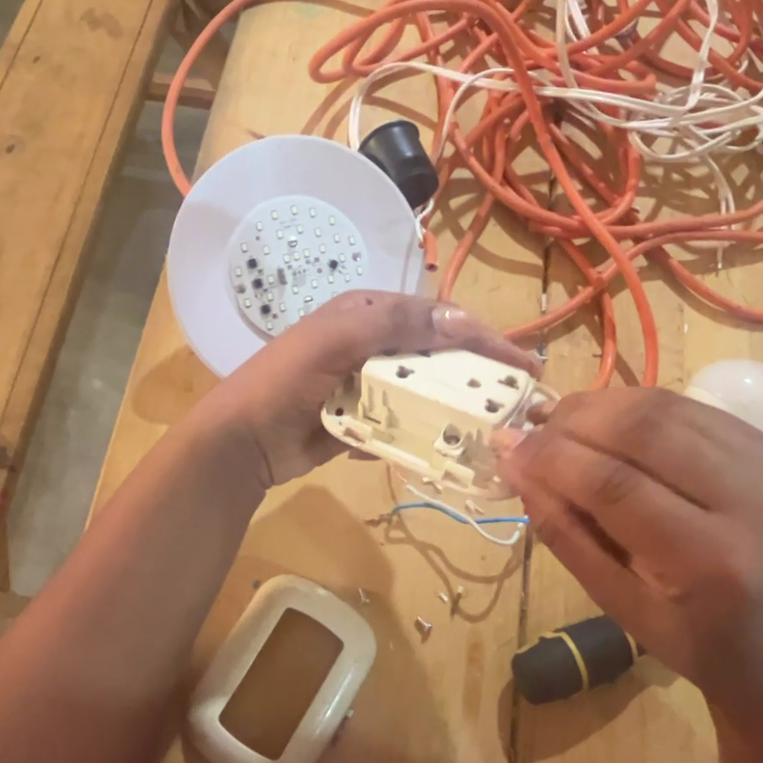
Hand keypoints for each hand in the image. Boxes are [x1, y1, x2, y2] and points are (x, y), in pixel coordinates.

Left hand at [197, 291, 537, 488]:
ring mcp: (366, 385)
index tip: (520, 362)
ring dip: (453, 407)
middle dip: (475, 373)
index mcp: (366, 314)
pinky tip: (448, 448)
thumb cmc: (285, 380)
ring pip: (423, 391)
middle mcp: (370, 344)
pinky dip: (422, 434)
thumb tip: (460, 318)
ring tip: (494, 428)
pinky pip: (403, 423)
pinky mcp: (363, 421)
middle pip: (436, 354)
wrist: (242, 440)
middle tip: (517, 398)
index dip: (480, 335)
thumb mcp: (336, 340)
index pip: (436, 316)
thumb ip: (395, 325)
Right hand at [495, 387, 762, 717]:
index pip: (617, 486)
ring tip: (560, 419)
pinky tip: (606, 421)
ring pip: (667, 407)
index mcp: (712, 562)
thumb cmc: (686, 636)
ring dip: (601, 405)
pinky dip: (636, 407)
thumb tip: (515, 463)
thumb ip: (563, 530)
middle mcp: (754, 505)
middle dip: (575, 421)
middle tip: (531, 425)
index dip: (554, 458)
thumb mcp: (614, 601)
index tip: (507, 447)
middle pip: (646, 431)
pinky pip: (690, 408)